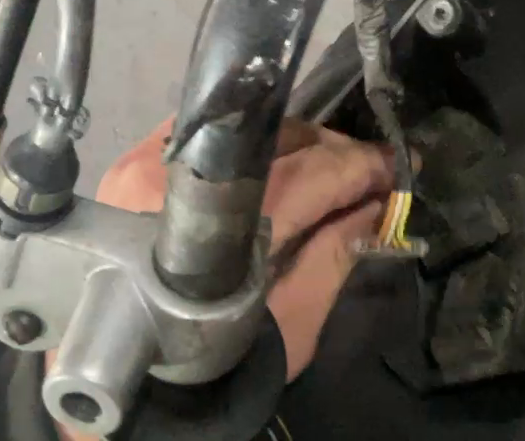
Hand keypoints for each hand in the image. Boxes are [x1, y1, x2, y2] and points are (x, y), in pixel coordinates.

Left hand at [96, 119, 393, 378]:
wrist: (126, 391)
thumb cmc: (219, 364)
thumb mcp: (291, 323)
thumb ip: (335, 255)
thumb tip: (377, 203)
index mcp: (224, 229)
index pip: (309, 174)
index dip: (360, 165)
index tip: (398, 162)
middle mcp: (180, 179)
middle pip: (276, 140)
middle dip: (333, 149)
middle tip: (370, 167)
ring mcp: (147, 165)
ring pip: (242, 132)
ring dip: (296, 144)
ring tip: (330, 166)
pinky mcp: (131, 165)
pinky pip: (209, 138)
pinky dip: (250, 147)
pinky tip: (278, 164)